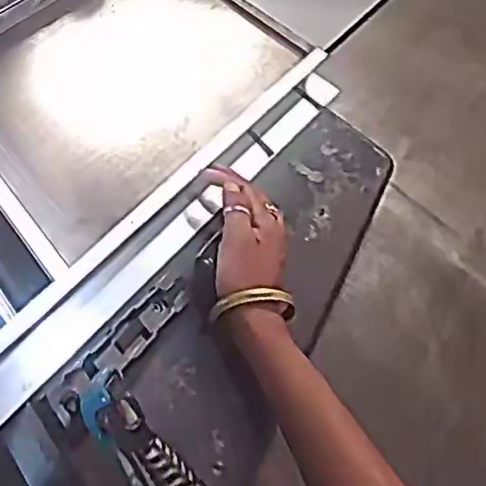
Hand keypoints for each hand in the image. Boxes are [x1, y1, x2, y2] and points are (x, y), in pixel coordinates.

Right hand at [204, 167, 287, 329]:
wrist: (252, 314)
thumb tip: (232, 186)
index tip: (211, 171)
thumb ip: (234, 207)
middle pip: (256, 197)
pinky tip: (236, 217)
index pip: (247, 189)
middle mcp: (274, 230)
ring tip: (226, 191)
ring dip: (241, 197)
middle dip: (237, 183)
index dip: (229, 176)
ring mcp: (271, 244)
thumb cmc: (244, 278)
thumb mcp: (235, 236)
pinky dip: (242, 212)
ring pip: (257, 209)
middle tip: (218, 175)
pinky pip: (254, 222)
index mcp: (268, 222)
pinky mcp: (263, 256)